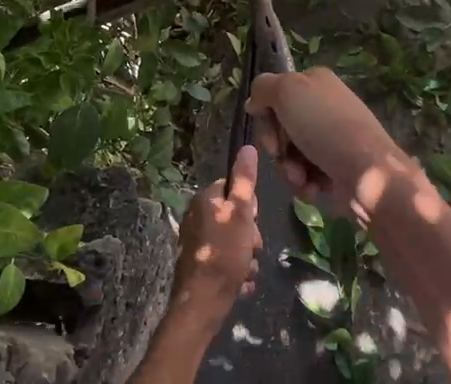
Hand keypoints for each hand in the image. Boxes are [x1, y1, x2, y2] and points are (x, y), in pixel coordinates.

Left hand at [170, 144, 262, 324]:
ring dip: (245, 257)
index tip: (254, 221)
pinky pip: (224, 261)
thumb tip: (247, 147)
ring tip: (247, 271)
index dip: (249, 205)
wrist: (202, 302)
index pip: (233, 188)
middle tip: (252, 250)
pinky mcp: (198, 265)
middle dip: (249, 236)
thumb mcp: (241, 213)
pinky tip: (240, 283)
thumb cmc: (225, 253)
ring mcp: (195, 242)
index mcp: (204, 200)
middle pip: (234, 217)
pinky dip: (235, 271)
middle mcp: (196, 217)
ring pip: (232, 242)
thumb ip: (245, 181)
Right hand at [246, 68, 417, 223]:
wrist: (366, 173)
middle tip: (282, 155)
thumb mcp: (288, 91)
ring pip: (288, 155)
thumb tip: (254, 102)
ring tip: (302, 178)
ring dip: (288, 169)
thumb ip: (263, 88)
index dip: (266, 116)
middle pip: (279, 127)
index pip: (274, 95)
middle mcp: (321, 107)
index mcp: (314, 82)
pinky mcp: (333, 168)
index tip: (270, 132)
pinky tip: (313, 187)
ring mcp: (328, 139)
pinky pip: (303, 175)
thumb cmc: (326, 126)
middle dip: (277, 147)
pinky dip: (304, 183)